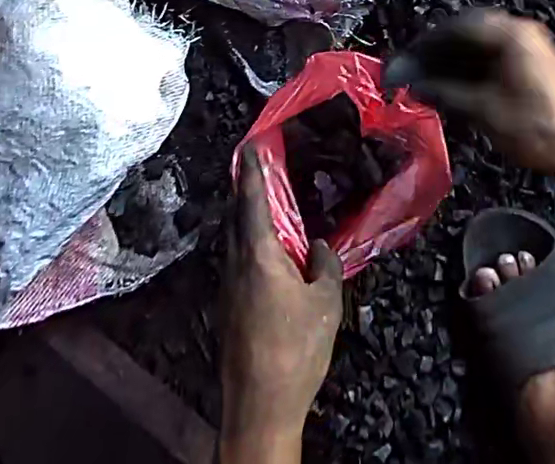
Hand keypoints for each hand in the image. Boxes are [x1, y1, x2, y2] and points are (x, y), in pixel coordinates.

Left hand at [220, 150, 342, 463]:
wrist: (260, 407)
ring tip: (267, 201)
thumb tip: (316, 247)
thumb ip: (324, 265)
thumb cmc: (296, 350)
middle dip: (246, 188)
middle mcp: (237, 265)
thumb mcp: (325, 302)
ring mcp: (229, 287)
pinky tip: (270, 250)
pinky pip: (239, 259)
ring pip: (236, 238)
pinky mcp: (229, 307)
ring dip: (248, 215)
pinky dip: (251, 241)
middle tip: (259, 166)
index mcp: (260, 255)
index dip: (251, 170)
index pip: (252, 200)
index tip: (250, 145)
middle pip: (237, 216)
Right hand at [382, 9, 554, 177]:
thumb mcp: (485, 111)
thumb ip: (446, 92)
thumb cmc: (536, 128)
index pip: (458, 26)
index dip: (427, 42)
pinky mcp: (531, 60)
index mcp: (511, 34)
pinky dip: (470, 64)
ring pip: (479, 42)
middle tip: (413, 69)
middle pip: (468, 30)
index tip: (406, 59)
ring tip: (427, 78)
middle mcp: (520, 30)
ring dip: (452, 57)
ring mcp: (528, 44)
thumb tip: (413, 85)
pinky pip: (492, 52)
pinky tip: (452, 83)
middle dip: (437, 49)